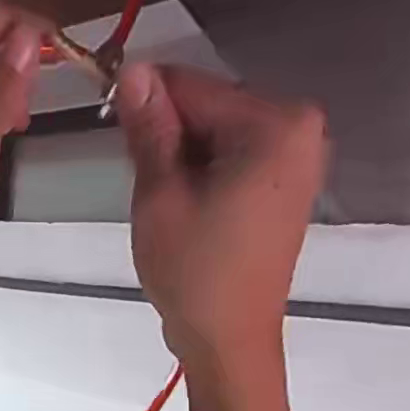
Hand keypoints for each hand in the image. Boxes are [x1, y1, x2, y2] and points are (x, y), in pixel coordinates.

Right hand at [116, 63, 327, 363]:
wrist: (229, 338)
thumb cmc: (192, 271)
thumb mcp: (160, 197)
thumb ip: (150, 131)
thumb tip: (133, 72)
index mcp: (274, 123)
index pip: (194, 87)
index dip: (145, 101)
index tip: (110, 125)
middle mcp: (300, 128)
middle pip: (211, 109)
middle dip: (168, 135)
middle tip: (138, 183)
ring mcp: (298, 158)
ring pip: (220, 136)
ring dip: (182, 158)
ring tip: (160, 203)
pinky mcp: (287, 186)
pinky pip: (236, 160)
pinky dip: (203, 174)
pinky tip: (183, 208)